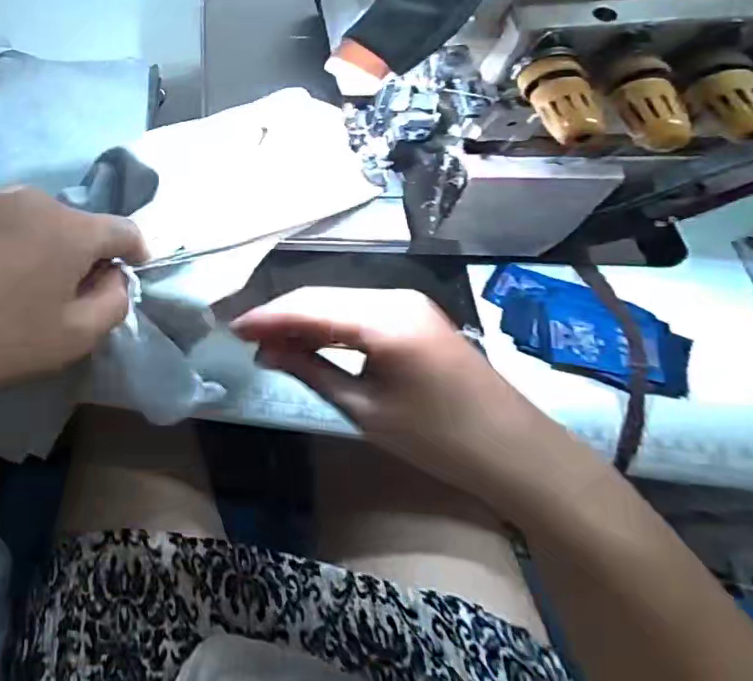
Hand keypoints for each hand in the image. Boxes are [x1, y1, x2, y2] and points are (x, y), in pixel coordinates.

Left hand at [0, 187, 146, 419]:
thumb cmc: (0, 339)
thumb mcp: (75, 336)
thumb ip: (114, 302)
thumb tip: (114, 277)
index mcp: (73, 227)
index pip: (124, 229)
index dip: (135, 253)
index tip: (130, 276)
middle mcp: (39, 200)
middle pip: (82, 224)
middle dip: (88, 254)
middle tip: (71, 296)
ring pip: (46, 221)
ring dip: (51, 247)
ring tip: (29, 288)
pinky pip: (13, 222)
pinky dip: (20, 242)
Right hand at [231, 287, 584, 515]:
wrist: (521, 455)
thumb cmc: (441, 439)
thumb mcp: (366, 409)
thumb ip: (311, 371)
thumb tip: (266, 351)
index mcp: (383, 317)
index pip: (308, 307)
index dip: (266, 318)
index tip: (232, 329)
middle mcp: (394, 297)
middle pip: (320, 297)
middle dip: (280, 316)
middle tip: (245, 337)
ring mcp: (408, 304)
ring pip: (337, 302)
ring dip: (302, 320)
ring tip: (269, 343)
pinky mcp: (415, 317)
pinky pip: (358, 311)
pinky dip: (329, 325)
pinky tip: (309, 341)